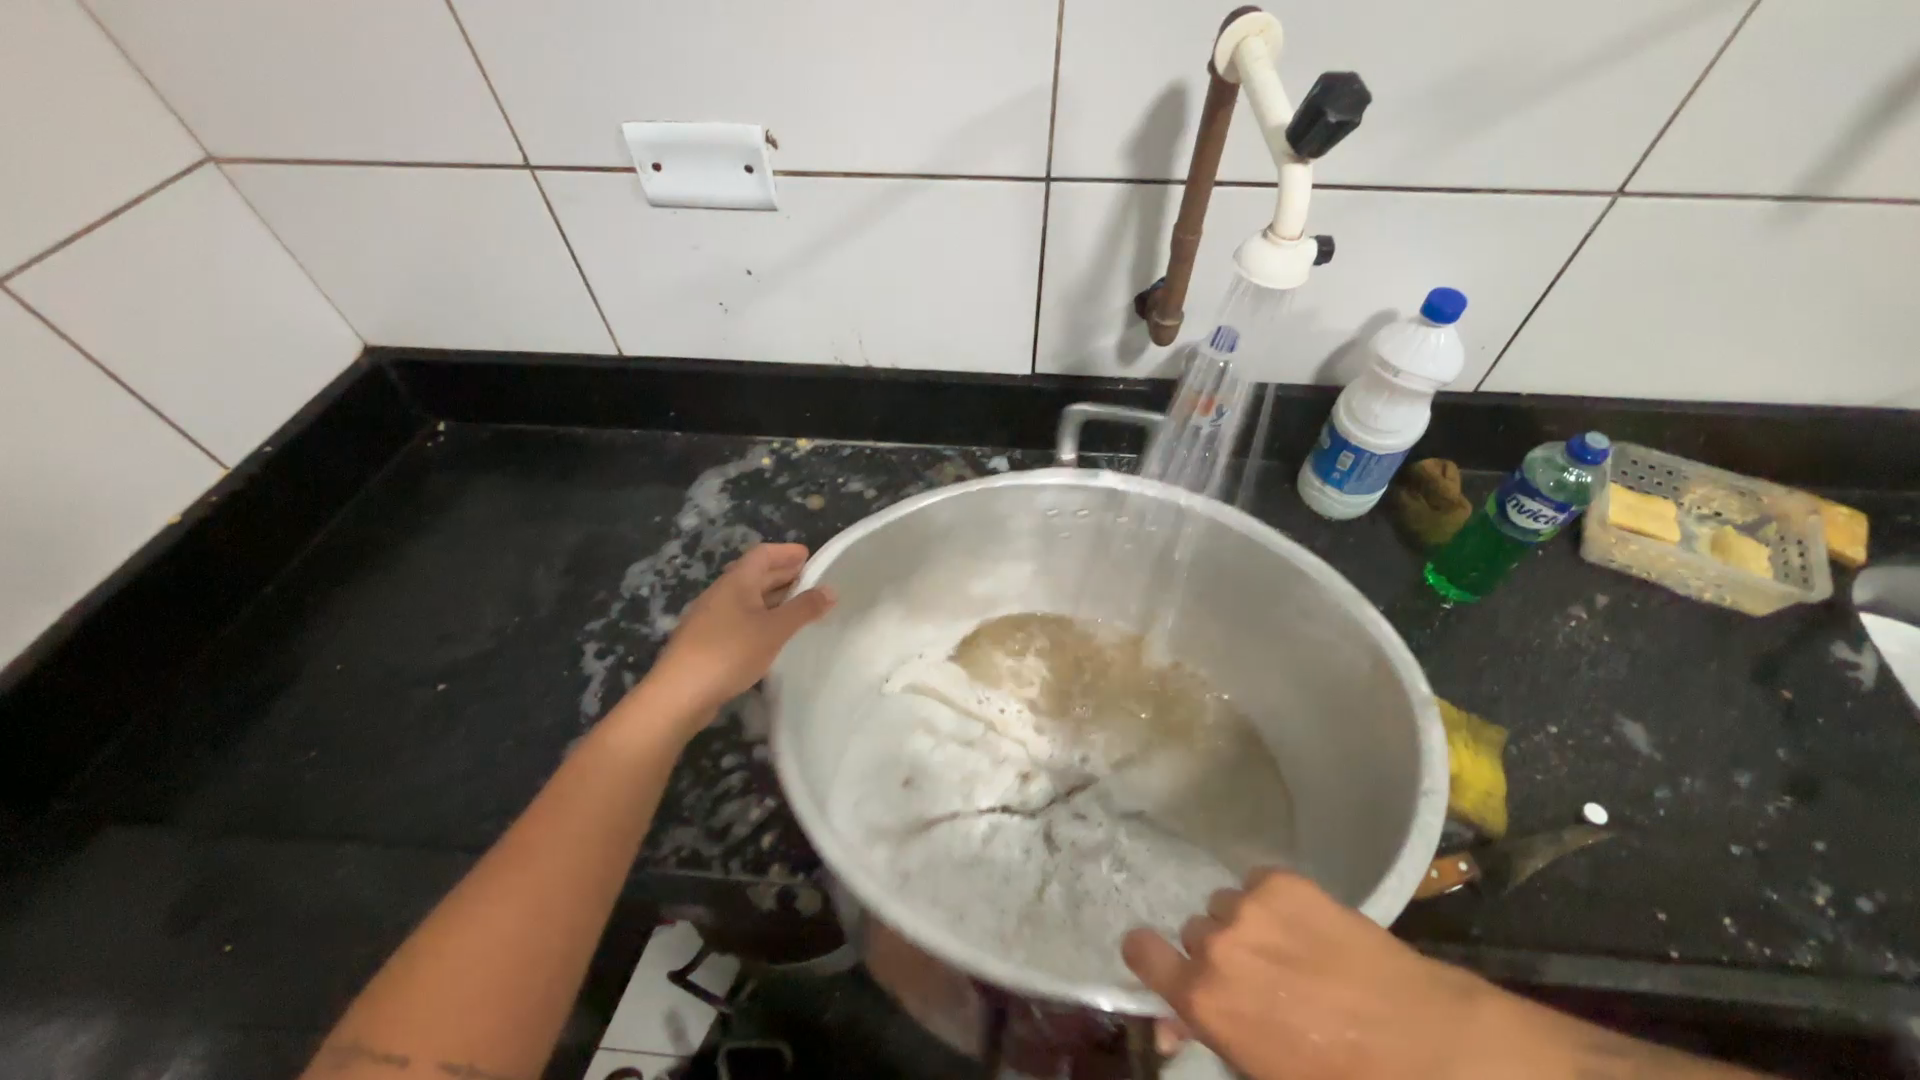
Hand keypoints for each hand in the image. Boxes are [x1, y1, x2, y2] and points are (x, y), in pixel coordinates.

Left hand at [629, 543, 833, 736]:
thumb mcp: (774, 630)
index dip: (786, 552)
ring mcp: (711, 617)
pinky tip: (773, 633)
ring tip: (799, 606)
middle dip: (783, 574)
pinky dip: (762, 617)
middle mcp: (721, 593)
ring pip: (748, 598)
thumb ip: (804, 609)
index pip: (762, 554)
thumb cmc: (730, 652)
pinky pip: (741, 618)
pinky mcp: (708, 640)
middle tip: (811, 580)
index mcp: (736, 582)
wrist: (680, 693)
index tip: (809, 556)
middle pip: (754, 574)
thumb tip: (830, 589)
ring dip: (773, 597)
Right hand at [1122, 870, 1489, 1079]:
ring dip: (1246, 926)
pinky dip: (1273, 903)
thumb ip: (1210, 1037)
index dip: (1149, 955)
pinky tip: (1309, 927)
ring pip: (1226, 907)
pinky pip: (1255, 884)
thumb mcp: (1258, 1071)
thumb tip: (1172, 1024)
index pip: (1139, 951)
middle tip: (1261, 978)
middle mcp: (1215, 945)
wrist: (1419, 1041)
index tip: (1167, 962)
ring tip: (1291, 950)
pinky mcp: (1283, 881)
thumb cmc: (1337, 1076)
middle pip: (1194, 933)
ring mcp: (1248, 907)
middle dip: (1219, 954)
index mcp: (1202, 998)